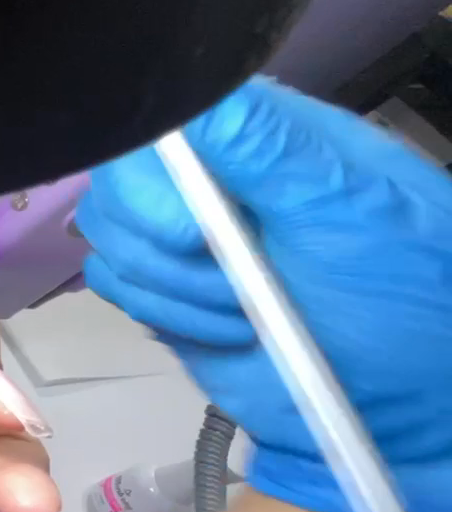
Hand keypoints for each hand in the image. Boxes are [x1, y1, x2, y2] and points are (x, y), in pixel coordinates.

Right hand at [77, 78, 451, 511]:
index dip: (151, 173)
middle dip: (157, 240)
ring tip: (239, 308)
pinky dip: (154, 307)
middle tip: (223, 269)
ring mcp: (172, 230)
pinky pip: (105, 277)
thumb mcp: (353, 213)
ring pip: (102, 233)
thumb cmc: (409, 302)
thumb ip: (267, 149)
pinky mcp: (152, 280)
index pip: (157, 124)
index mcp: (258, 142)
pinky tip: (216, 324)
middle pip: (114, 182)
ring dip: (165, 283)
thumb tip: (185, 103)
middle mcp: (204, 178)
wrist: (407, 408)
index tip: (194, 223)